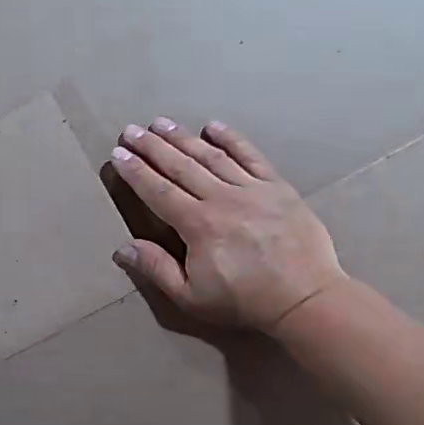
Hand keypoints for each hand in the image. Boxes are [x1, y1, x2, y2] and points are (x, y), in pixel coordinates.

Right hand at [109, 118, 346, 334]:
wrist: (305, 297)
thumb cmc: (243, 301)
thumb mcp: (190, 297)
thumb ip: (156, 269)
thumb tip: (123, 249)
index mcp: (198, 225)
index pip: (159, 192)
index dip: (136, 172)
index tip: (118, 155)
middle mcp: (222, 198)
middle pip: (181, 166)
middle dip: (152, 147)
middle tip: (131, 130)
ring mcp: (252, 189)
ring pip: (211, 156)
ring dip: (183, 138)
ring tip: (161, 123)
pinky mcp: (278, 188)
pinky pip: (250, 156)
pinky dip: (232, 139)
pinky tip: (213, 126)